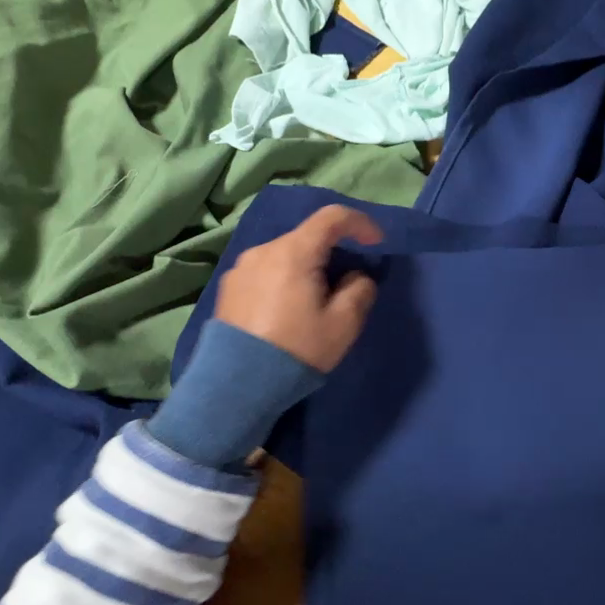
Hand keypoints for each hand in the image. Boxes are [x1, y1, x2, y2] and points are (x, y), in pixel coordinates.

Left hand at [213, 205, 384, 372]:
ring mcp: (240, 269)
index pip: (332, 217)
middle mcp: (263, 251)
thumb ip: (360, 290)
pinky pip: (265, 271)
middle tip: (346, 283)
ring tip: (314, 301)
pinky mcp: (228, 289)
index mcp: (293, 253)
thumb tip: (354, 277)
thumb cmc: (296, 350)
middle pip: (307, 237)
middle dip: (333, 252)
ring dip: (306, 266)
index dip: (361, 223)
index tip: (376, 244)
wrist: (236, 387)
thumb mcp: (344, 324)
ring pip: (285, 254)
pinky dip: (283, 278)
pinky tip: (286, 310)